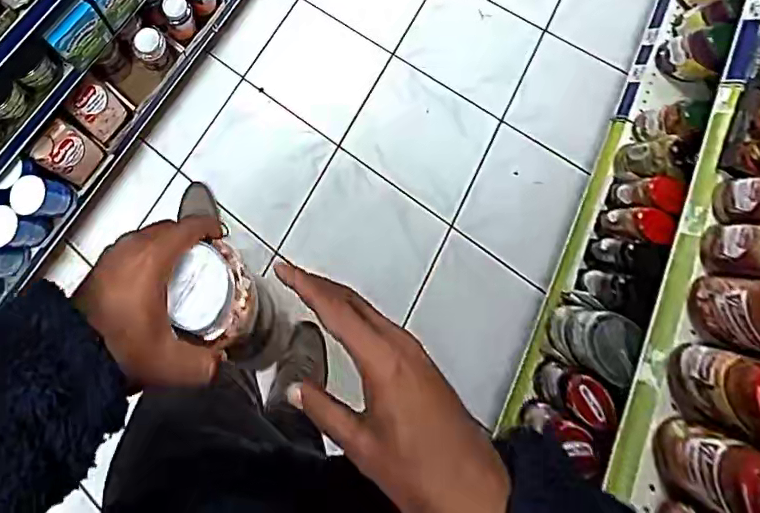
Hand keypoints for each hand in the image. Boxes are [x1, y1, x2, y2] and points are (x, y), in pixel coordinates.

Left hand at [74, 216, 224, 388]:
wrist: (64, 362)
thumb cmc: (112, 352)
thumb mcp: (168, 363)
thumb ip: (202, 365)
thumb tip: (217, 363)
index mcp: (152, 258)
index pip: (188, 226)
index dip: (208, 227)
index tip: (218, 236)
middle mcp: (131, 248)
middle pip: (169, 227)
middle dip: (189, 236)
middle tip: (203, 255)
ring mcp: (112, 256)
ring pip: (147, 235)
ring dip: (166, 244)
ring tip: (177, 268)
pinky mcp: (99, 267)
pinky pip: (131, 248)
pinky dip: (146, 254)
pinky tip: (149, 281)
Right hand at [274, 262, 510, 512]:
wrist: (474, 489)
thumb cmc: (425, 471)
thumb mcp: (362, 445)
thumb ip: (325, 411)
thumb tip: (298, 389)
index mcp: (383, 359)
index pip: (336, 309)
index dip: (306, 285)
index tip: (285, 270)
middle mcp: (400, 345)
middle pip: (352, 300)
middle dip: (319, 282)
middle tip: (291, 274)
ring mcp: (413, 350)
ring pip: (367, 309)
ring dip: (338, 296)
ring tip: (311, 292)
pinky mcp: (419, 360)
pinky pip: (381, 323)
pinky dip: (356, 313)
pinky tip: (346, 322)